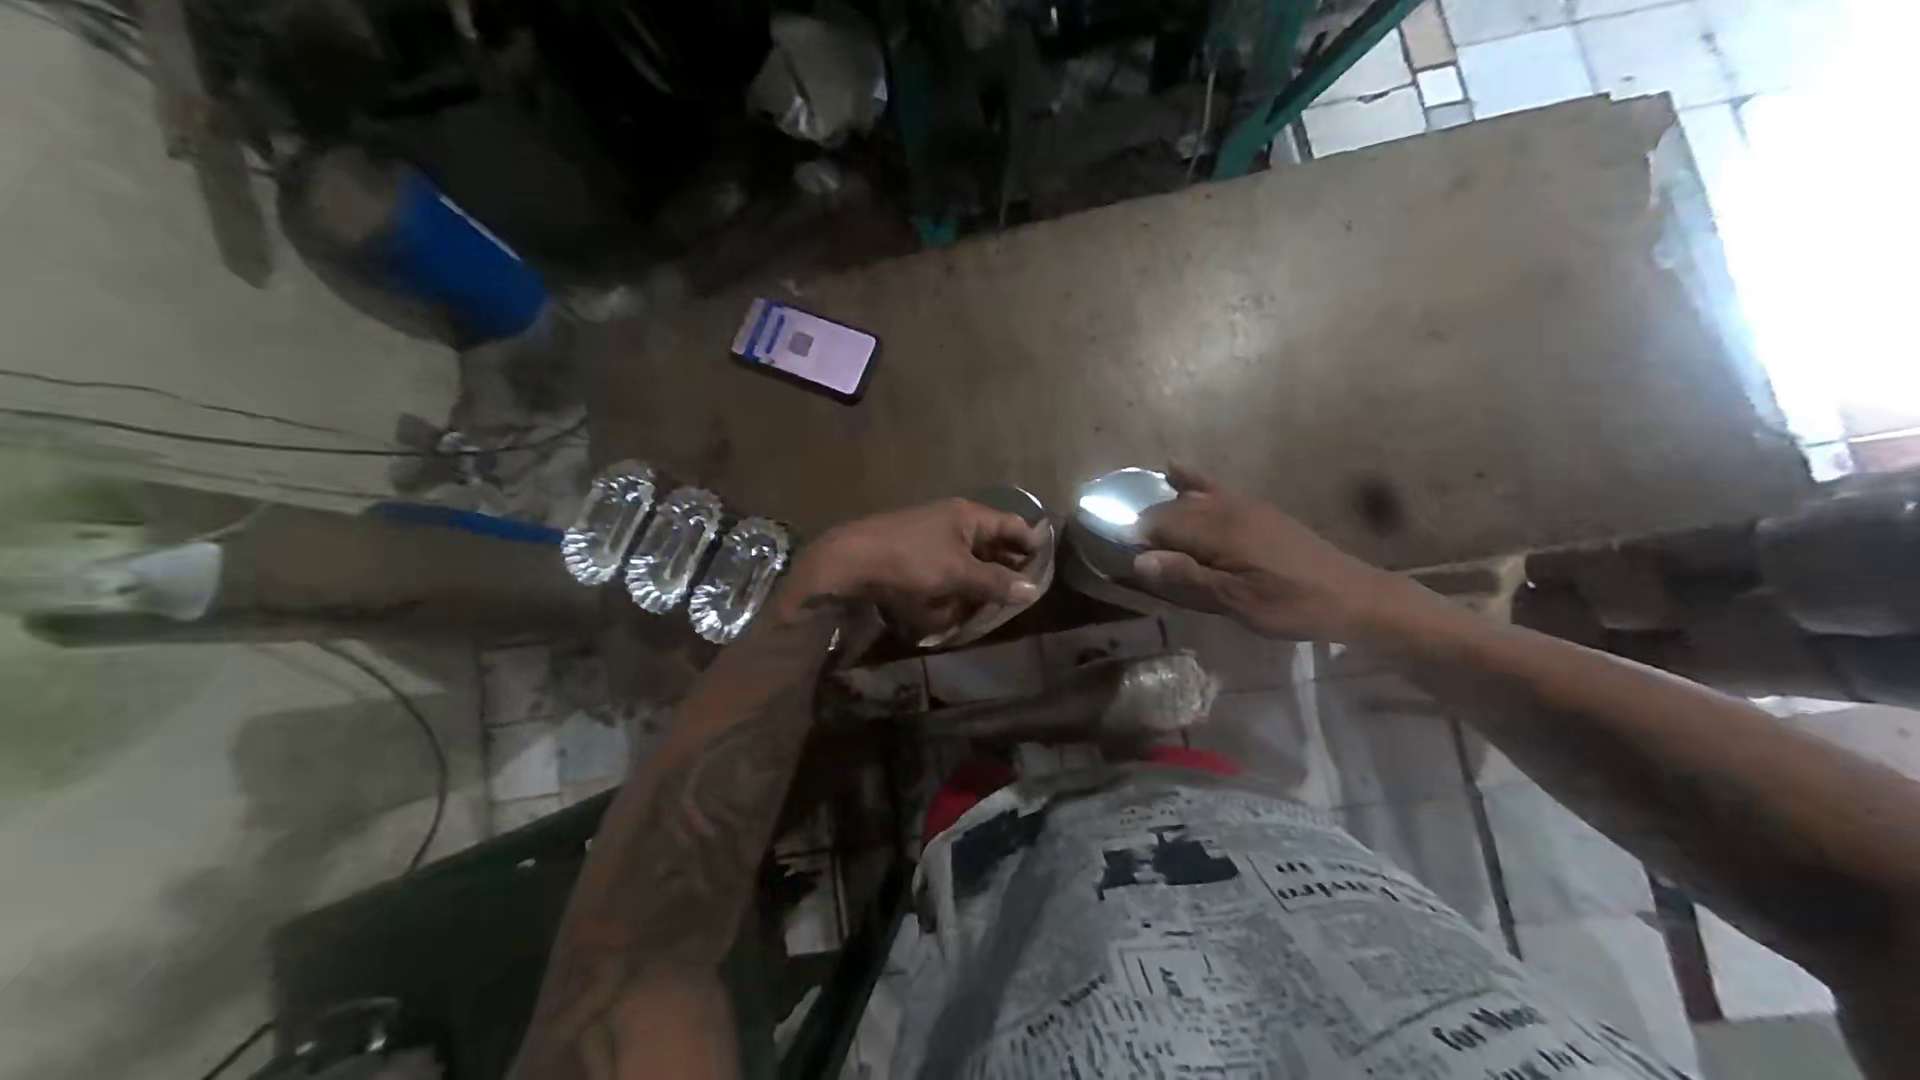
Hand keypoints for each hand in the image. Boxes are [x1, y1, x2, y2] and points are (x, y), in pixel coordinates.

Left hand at [776, 498, 1044, 637]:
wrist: (850, 560)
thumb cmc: (910, 560)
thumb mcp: (957, 573)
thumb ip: (995, 582)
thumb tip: (1031, 590)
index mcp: (969, 515)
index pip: (1013, 525)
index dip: (1032, 544)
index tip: (1046, 569)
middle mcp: (953, 520)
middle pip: (992, 541)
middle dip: (1007, 567)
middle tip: (1022, 593)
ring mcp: (932, 535)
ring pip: (969, 556)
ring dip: (982, 578)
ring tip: (994, 602)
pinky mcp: (914, 553)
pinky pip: (948, 566)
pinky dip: (958, 581)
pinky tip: (959, 601)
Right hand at [1130, 465, 1432, 640]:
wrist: (1354, 596)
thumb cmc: (1293, 605)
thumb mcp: (1238, 602)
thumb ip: (1188, 578)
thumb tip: (1139, 560)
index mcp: (1222, 532)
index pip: (1163, 525)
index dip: (1137, 538)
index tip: (1121, 556)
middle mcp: (1229, 509)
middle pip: (1174, 510)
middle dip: (1148, 526)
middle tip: (1134, 552)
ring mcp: (1246, 505)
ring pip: (1192, 499)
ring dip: (1165, 509)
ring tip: (1147, 527)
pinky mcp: (1258, 510)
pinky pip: (1217, 489)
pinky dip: (1192, 480)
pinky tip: (1173, 469)